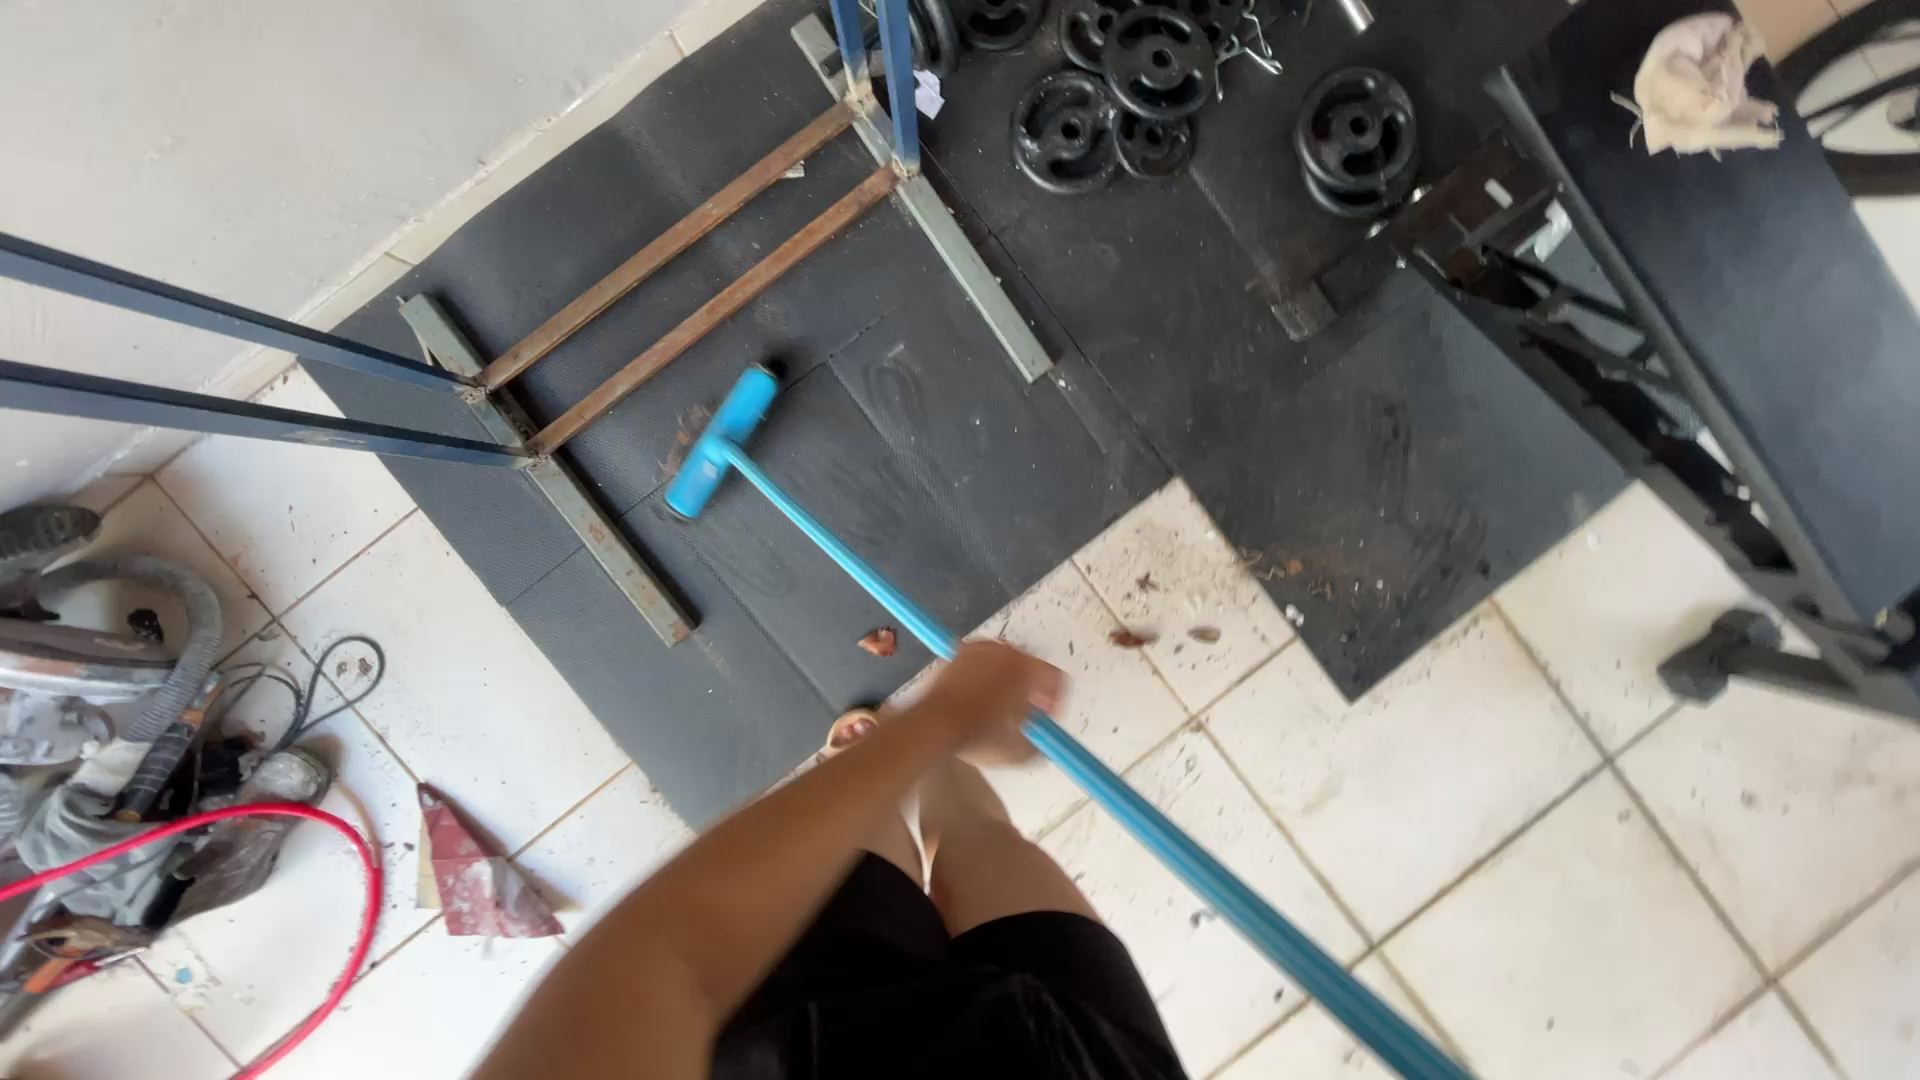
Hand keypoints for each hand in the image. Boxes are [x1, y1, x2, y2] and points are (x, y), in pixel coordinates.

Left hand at [916, 640, 1063, 766]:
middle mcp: (1007, 650)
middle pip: (1031, 666)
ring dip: (1008, 680)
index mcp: (1027, 669)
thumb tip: (1044, 740)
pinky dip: (985, 675)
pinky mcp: (960, 651)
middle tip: (1024, 714)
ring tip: (998, 706)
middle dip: (1032, 689)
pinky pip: (982, 661)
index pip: (1056, 678)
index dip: (1056, 700)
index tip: (1047, 717)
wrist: (933, 723)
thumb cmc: (978, 735)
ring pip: (1006, 663)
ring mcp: (981, 648)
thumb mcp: (1019, 750)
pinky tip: (977, 697)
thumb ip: (1041, 742)